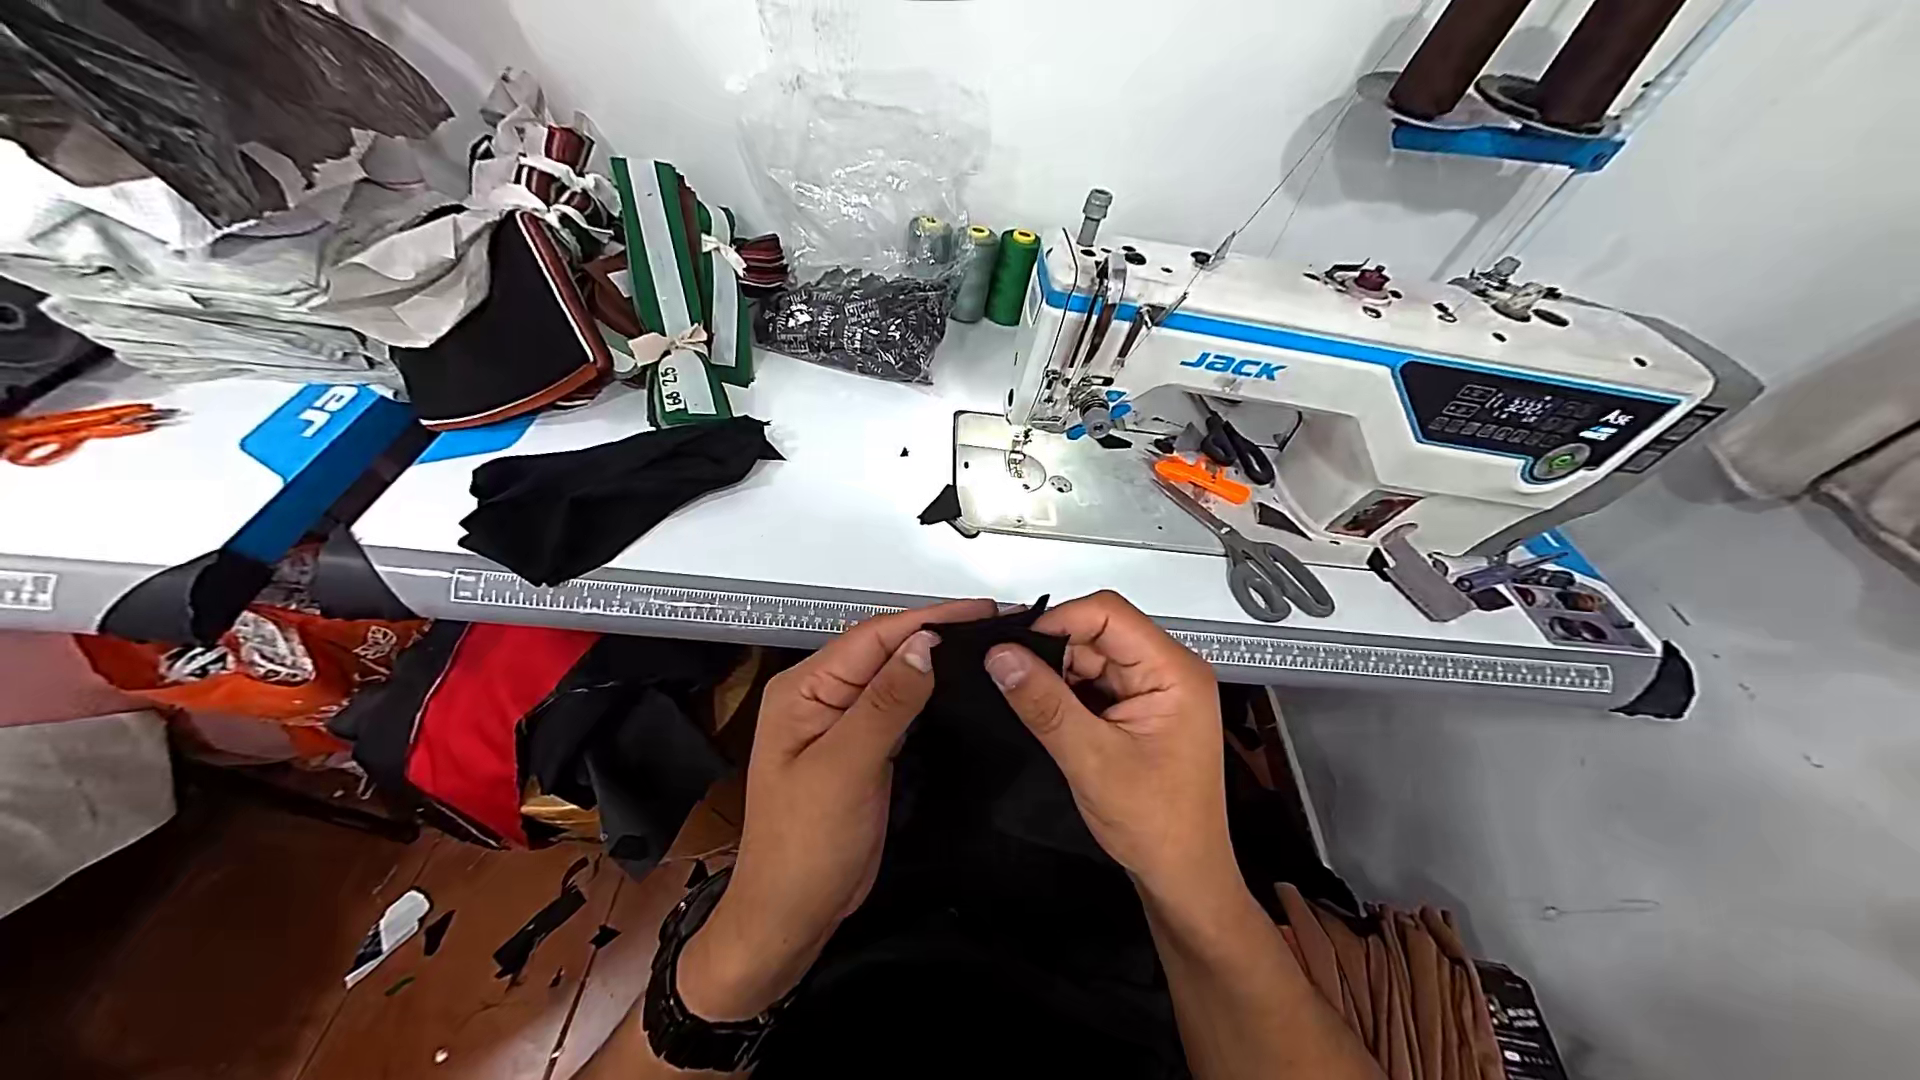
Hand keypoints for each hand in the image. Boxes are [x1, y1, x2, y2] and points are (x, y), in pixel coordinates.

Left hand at [679, 597, 995, 1020]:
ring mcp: (842, 719)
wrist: (792, 915)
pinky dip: (929, 692)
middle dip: (936, 630)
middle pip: (885, 648)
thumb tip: (924, 646)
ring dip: (936, 658)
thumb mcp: (844, 769)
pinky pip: (900, 704)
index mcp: (804, 689)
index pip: (873, 636)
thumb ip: (885, 704)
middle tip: (991, 622)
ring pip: (895, 674)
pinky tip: (956, 686)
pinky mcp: (863, 744)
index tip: (978, 610)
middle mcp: (821, 695)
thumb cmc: (802, 848)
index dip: (928, 619)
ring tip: (982, 645)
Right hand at [983, 591, 1232, 894]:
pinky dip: (1065, 692)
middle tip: (1018, 678)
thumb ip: (1044, 704)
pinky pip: (1090, 679)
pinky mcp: (1136, 704)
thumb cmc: (1163, 826)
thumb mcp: (1092, 760)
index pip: (1108, 614)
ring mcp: (1152, 688)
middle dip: (1053, 653)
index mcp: (1175, 673)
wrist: (1181, 875)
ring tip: (1044, 711)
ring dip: (1058, 676)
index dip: (1058, 622)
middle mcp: (1168, 672)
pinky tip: (1057, 718)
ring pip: (1088, 655)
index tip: (1018, 647)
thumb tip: (1005, 658)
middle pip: (1096, 631)